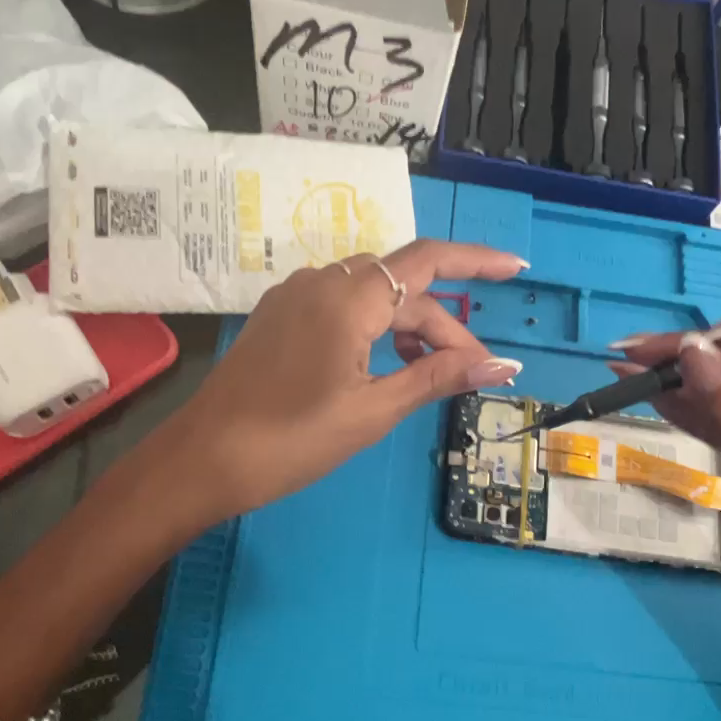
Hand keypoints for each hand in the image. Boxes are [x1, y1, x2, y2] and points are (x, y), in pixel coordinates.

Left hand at [145, 241, 526, 523]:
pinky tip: (382, 363)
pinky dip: (373, 327)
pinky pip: (340, 305)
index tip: (516, 269)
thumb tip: (502, 364)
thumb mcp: (374, 410)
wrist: (203, 459)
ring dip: (407, 326)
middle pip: (401, 286)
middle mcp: (321, 282)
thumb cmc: (293, 439)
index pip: (427, 261)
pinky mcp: (278, 316)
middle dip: (441, 324)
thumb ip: (438, 376)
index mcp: (348, 298)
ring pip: (370, 295)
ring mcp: (294, 296)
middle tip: (471, 371)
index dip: (476, 261)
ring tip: (430, 371)